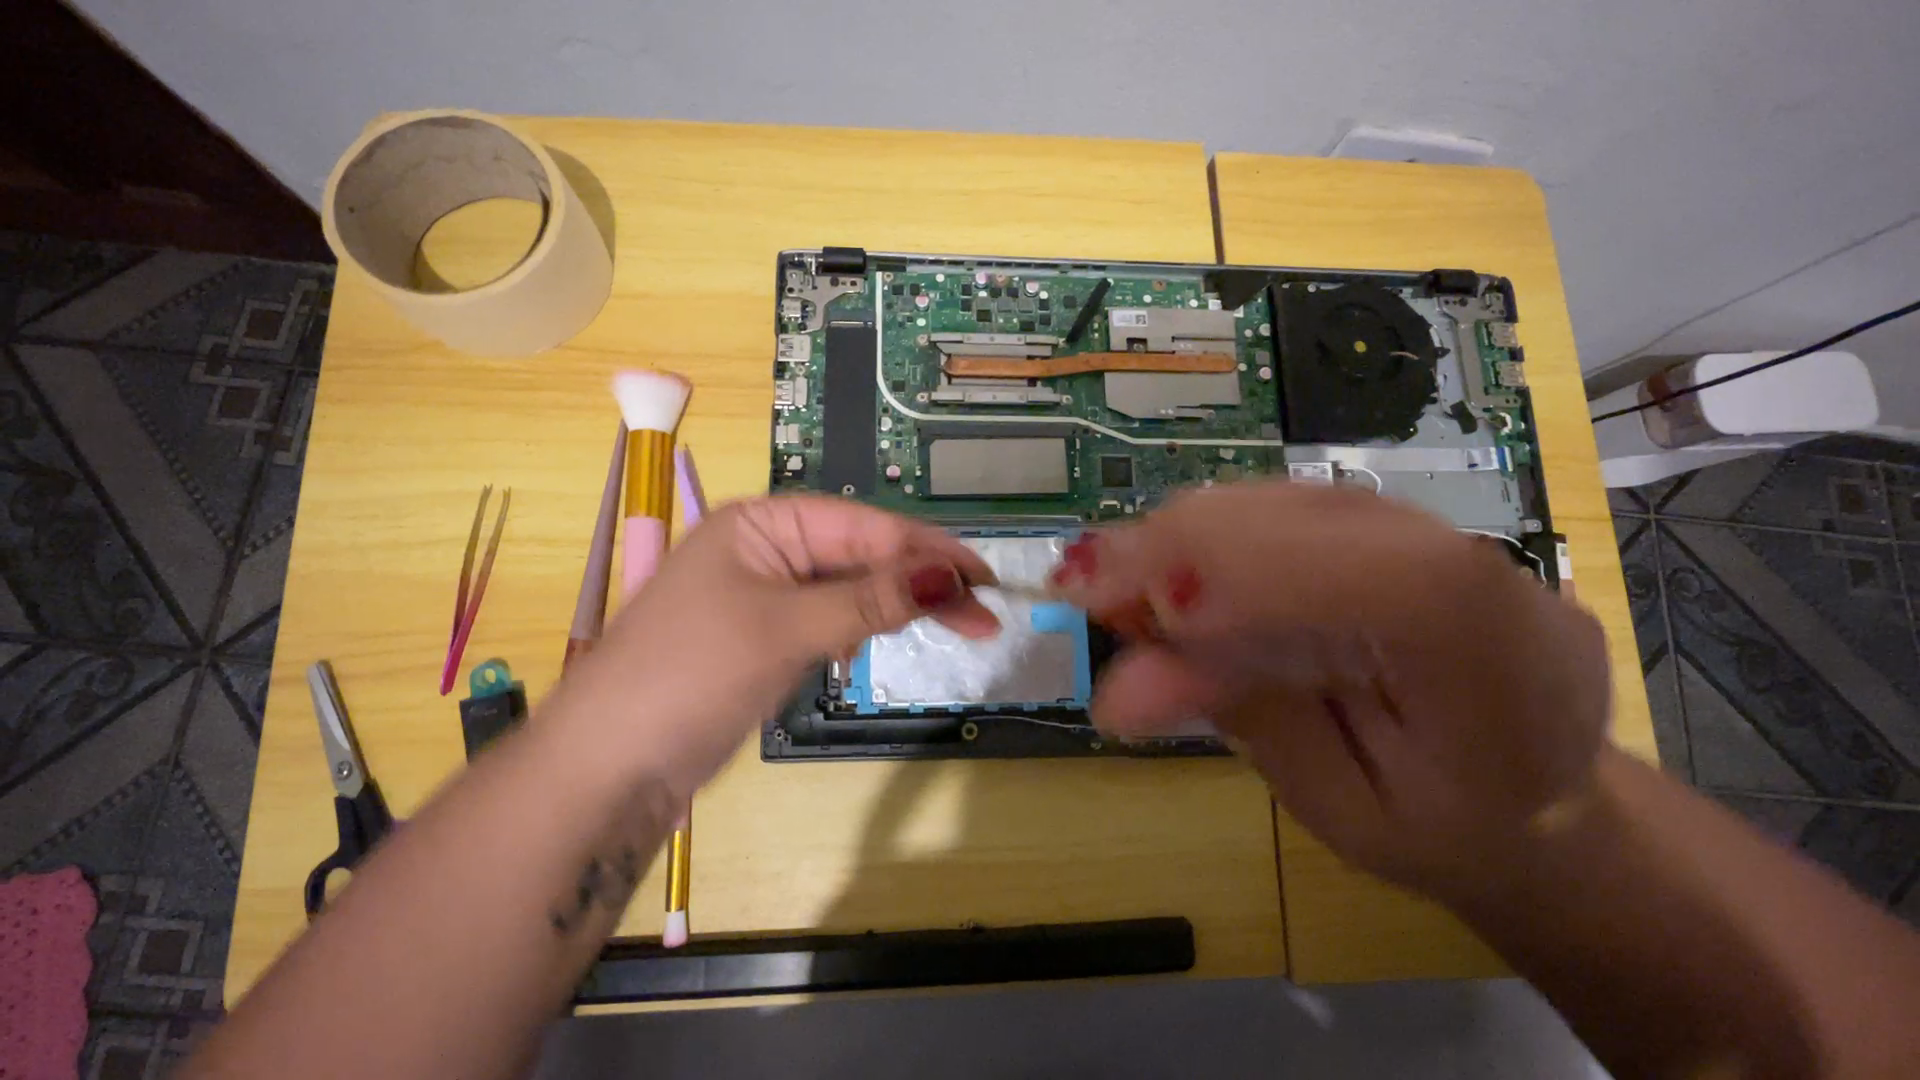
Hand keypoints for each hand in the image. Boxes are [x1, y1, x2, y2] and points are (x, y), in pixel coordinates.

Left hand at [550, 495, 998, 799]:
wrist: (607, 764)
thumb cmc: (692, 673)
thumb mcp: (787, 628)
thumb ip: (871, 599)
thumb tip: (951, 573)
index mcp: (762, 522)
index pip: (864, 525)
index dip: (928, 551)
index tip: (985, 579)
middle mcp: (764, 549)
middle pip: (861, 555)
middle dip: (919, 581)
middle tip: (983, 615)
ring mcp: (762, 597)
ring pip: (848, 590)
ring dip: (894, 606)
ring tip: (951, 627)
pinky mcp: (762, 641)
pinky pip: (826, 622)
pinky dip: (858, 632)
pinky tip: (872, 648)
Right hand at [1046, 481, 1611, 900]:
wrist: (1537, 795)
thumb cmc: (1447, 830)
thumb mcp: (1344, 808)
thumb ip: (1249, 723)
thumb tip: (1117, 691)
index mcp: (1509, 662)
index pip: (1391, 578)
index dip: (1255, 571)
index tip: (1130, 602)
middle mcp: (1488, 571)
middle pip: (1322, 519)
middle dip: (1186, 546)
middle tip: (1081, 586)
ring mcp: (1446, 536)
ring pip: (1296, 504)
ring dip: (1188, 538)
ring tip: (1113, 585)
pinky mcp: (1399, 529)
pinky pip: (1294, 514)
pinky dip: (1214, 540)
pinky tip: (1167, 576)